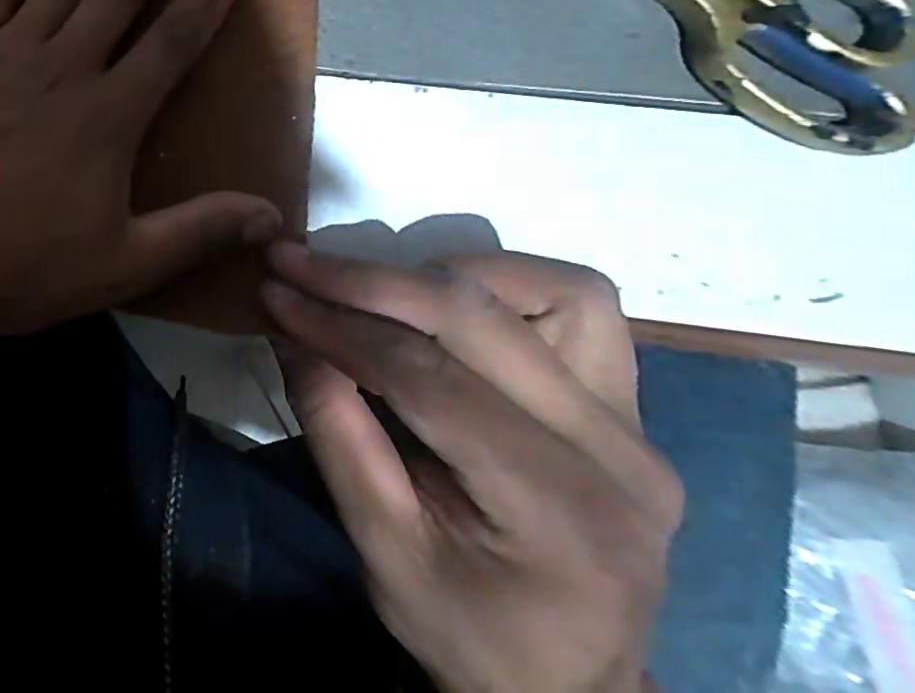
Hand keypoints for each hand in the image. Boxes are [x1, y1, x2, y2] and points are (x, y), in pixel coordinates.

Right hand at [261, 243, 682, 692]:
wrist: (572, 680)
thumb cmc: (469, 632)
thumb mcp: (383, 553)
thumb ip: (337, 434)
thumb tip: (291, 331)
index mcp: (557, 511)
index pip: (430, 379)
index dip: (341, 327)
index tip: (275, 294)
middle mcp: (617, 452)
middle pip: (481, 319)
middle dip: (373, 282)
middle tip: (299, 264)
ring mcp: (639, 420)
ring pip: (553, 288)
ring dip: (448, 275)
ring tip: (374, 289)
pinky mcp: (633, 400)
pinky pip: (577, 302)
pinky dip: (502, 285)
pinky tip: (445, 302)